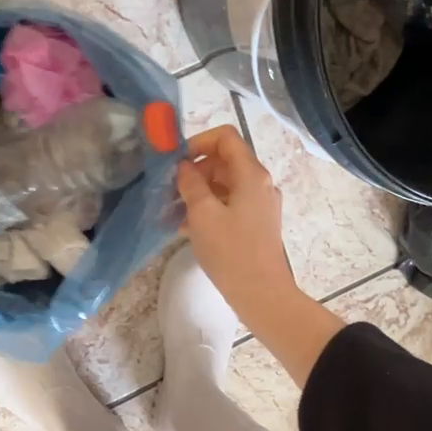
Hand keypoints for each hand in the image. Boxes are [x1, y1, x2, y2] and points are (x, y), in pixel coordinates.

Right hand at [176, 126, 301, 323]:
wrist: (261, 294)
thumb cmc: (231, 252)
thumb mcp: (202, 214)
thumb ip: (190, 183)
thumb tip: (184, 167)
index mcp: (251, 174)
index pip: (225, 137)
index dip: (198, 142)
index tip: (176, 162)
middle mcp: (261, 183)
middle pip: (224, 161)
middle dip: (195, 171)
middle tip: (170, 191)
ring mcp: (261, 204)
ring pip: (225, 185)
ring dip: (198, 193)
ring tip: (172, 212)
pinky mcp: (257, 224)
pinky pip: (230, 205)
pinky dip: (209, 209)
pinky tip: (187, 228)